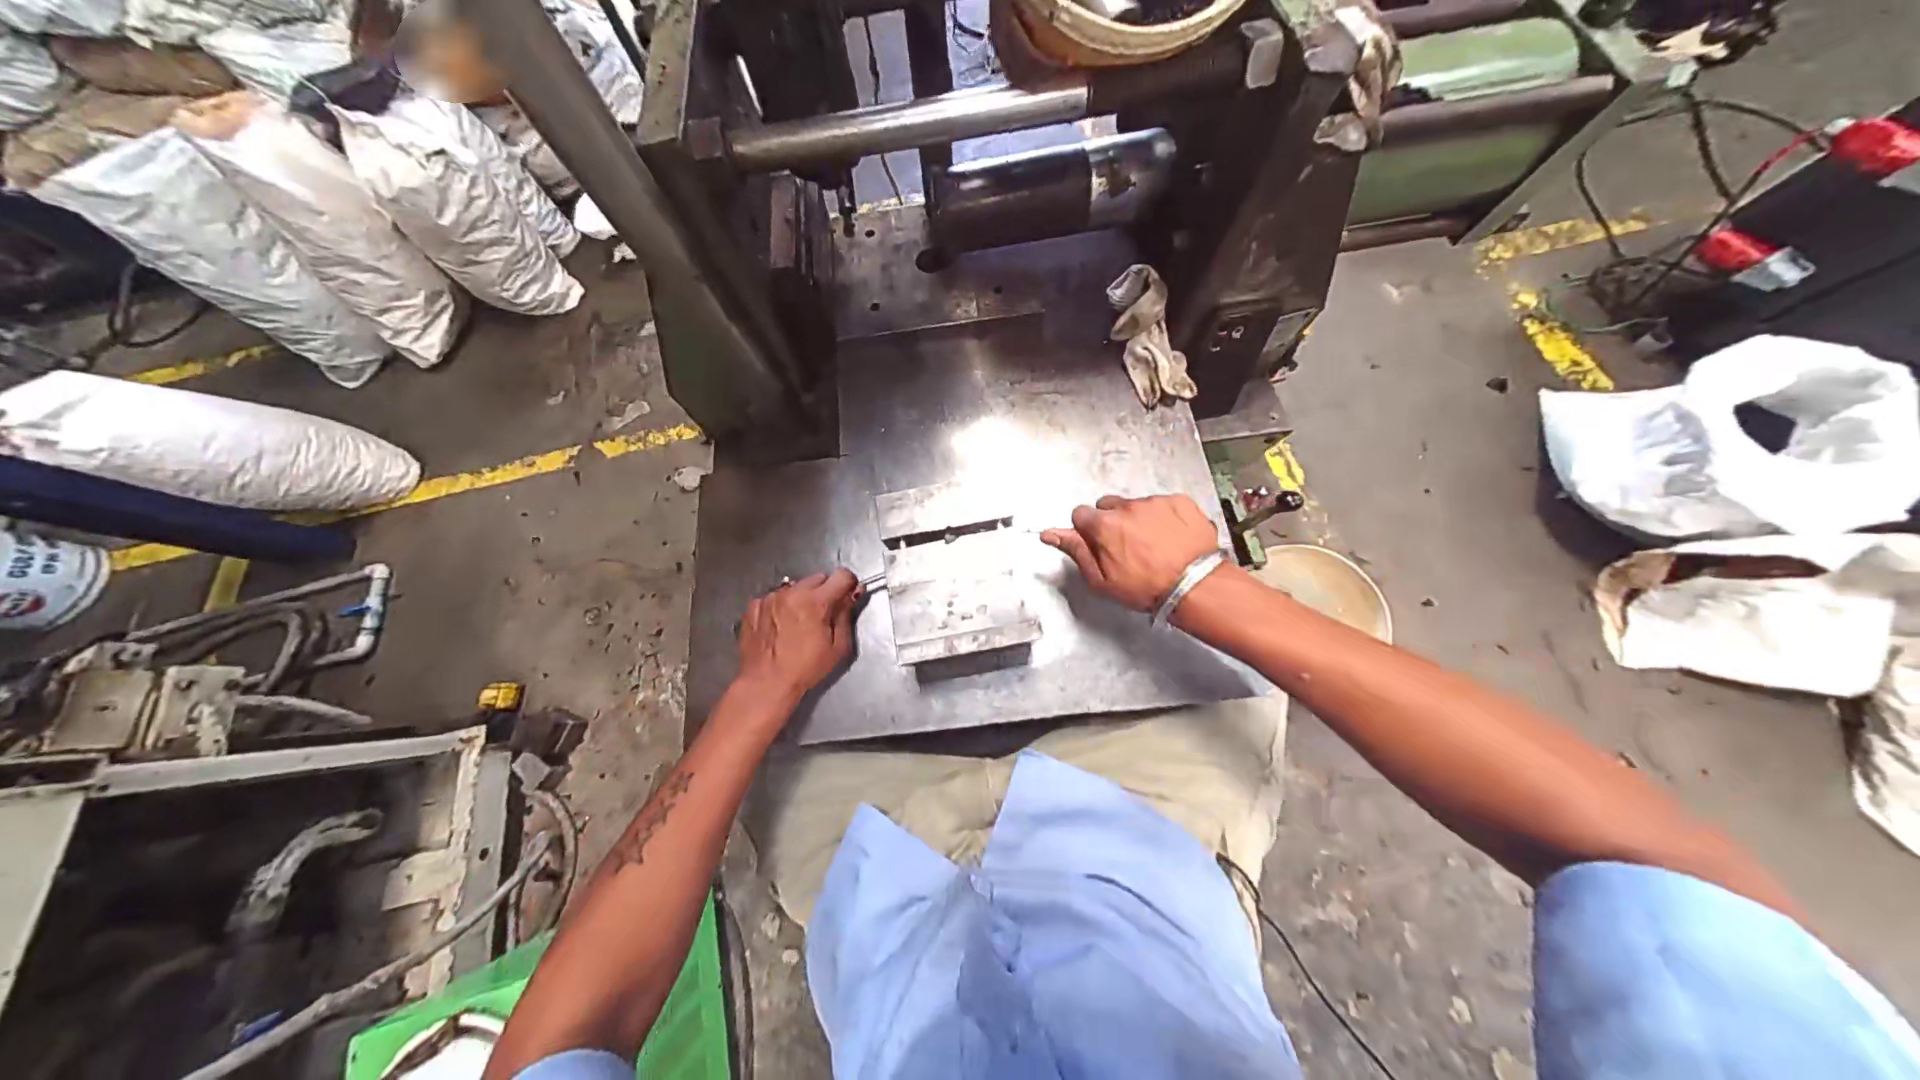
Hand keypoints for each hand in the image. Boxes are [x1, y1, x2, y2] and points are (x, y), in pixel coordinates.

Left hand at [736, 569, 860, 703]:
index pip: (842, 575)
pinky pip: (775, 597)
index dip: (849, 584)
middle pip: (818, 578)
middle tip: (823, 615)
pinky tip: (780, 626)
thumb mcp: (838, 647)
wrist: (765, 683)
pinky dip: (781, 606)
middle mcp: (792, 593)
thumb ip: (846, 615)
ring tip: (799, 624)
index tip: (848, 595)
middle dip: (825, 592)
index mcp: (816, 602)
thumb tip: (851, 594)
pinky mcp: (754, 606)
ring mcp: (770, 598)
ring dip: (802, 598)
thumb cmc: (805, 669)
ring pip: (795, 587)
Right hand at [1041, 494, 1218, 612]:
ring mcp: (1155, 502)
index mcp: (1104, 526)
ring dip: (1139, 519)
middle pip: (1108, 506)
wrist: (1195, 586)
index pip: (1080, 514)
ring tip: (1152, 545)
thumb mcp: (1101, 580)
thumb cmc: (1148, 588)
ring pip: (1136, 505)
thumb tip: (1051, 534)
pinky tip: (1170, 538)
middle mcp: (1127, 507)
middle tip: (1125, 547)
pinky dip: (1164, 517)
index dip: (1087, 530)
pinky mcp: (1179, 501)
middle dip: (1111, 522)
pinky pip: (1163, 504)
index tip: (1098, 544)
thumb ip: (1075, 551)